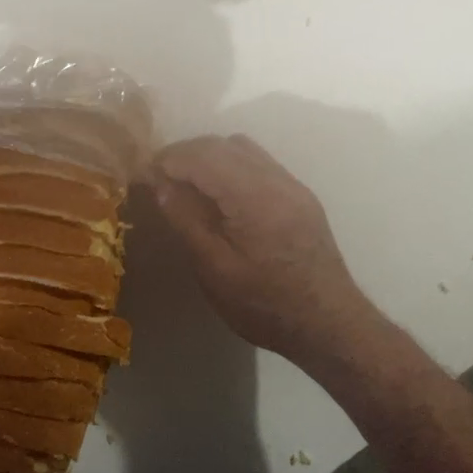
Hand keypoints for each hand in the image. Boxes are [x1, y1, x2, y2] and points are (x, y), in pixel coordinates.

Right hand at [145, 134, 375, 357]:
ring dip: (207, 157)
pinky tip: (217, 194)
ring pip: (241, 148)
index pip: (203, 156)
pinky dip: (229, 165)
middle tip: (157, 178)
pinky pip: (257, 162)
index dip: (168, 160)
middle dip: (184, 154)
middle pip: (221, 145)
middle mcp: (277, 181)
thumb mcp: (214, 269)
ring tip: (184, 184)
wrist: (330, 327)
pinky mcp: (299, 197)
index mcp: (255, 198)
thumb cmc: (265, 305)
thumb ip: (186, 220)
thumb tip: (159, 184)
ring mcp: (292, 186)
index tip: (142, 174)